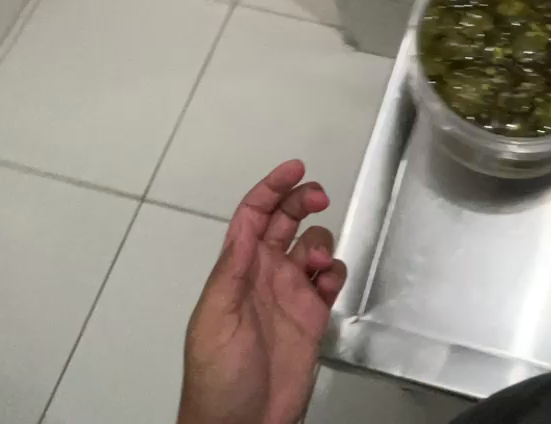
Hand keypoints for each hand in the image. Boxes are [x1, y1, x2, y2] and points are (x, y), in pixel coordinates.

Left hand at [180, 161, 347, 423]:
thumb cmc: (217, 382)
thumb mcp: (215, 321)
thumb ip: (232, 271)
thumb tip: (245, 226)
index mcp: (237, 271)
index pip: (254, 216)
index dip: (272, 188)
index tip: (294, 168)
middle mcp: (264, 275)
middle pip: (286, 220)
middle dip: (303, 200)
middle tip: (320, 196)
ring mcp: (290, 294)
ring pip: (312, 245)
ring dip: (320, 243)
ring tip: (316, 265)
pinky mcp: (313, 315)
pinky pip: (330, 278)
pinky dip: (335, 271)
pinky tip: (329, 284)